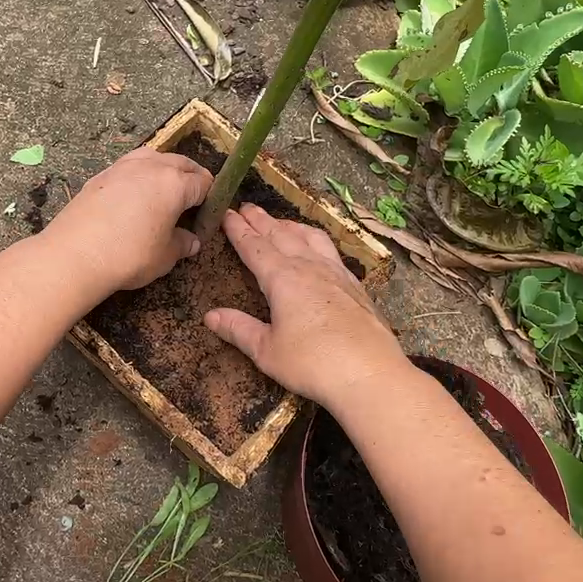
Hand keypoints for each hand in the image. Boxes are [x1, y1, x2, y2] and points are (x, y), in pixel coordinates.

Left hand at [41, 147, 212, 293]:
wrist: (74, 255)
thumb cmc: (128, 255)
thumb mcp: (164, 257)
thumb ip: (182, 244)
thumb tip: (191, 241)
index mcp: (174, 183)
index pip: (203, 183)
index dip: (210, 199)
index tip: (207, 215)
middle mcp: (151, 167)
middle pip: (181, 163)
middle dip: (191, 178)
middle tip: (192, 202)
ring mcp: (123, 167)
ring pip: (153, 157)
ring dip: (165, 169)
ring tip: (164, 191)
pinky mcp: (101, 175)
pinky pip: (129, 166)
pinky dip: (140, 174)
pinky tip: (135, 195)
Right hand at [201, 204, 409, 408]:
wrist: (371, 374)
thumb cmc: (313, 364)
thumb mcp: (267, 352)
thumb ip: (239, 330)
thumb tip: (211, 317)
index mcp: (282, 279)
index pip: (255, 247)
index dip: (238, 230)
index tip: (227, 213)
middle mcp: (309, 267)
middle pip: (280, 235)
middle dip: (261, 221)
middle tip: (246, 207)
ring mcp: (336, 273)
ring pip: (309, 237)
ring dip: (290, 226)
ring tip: (280, 222)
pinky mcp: (355, 285)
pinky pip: (330, 251)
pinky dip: (316, 241)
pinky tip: (318, 250)